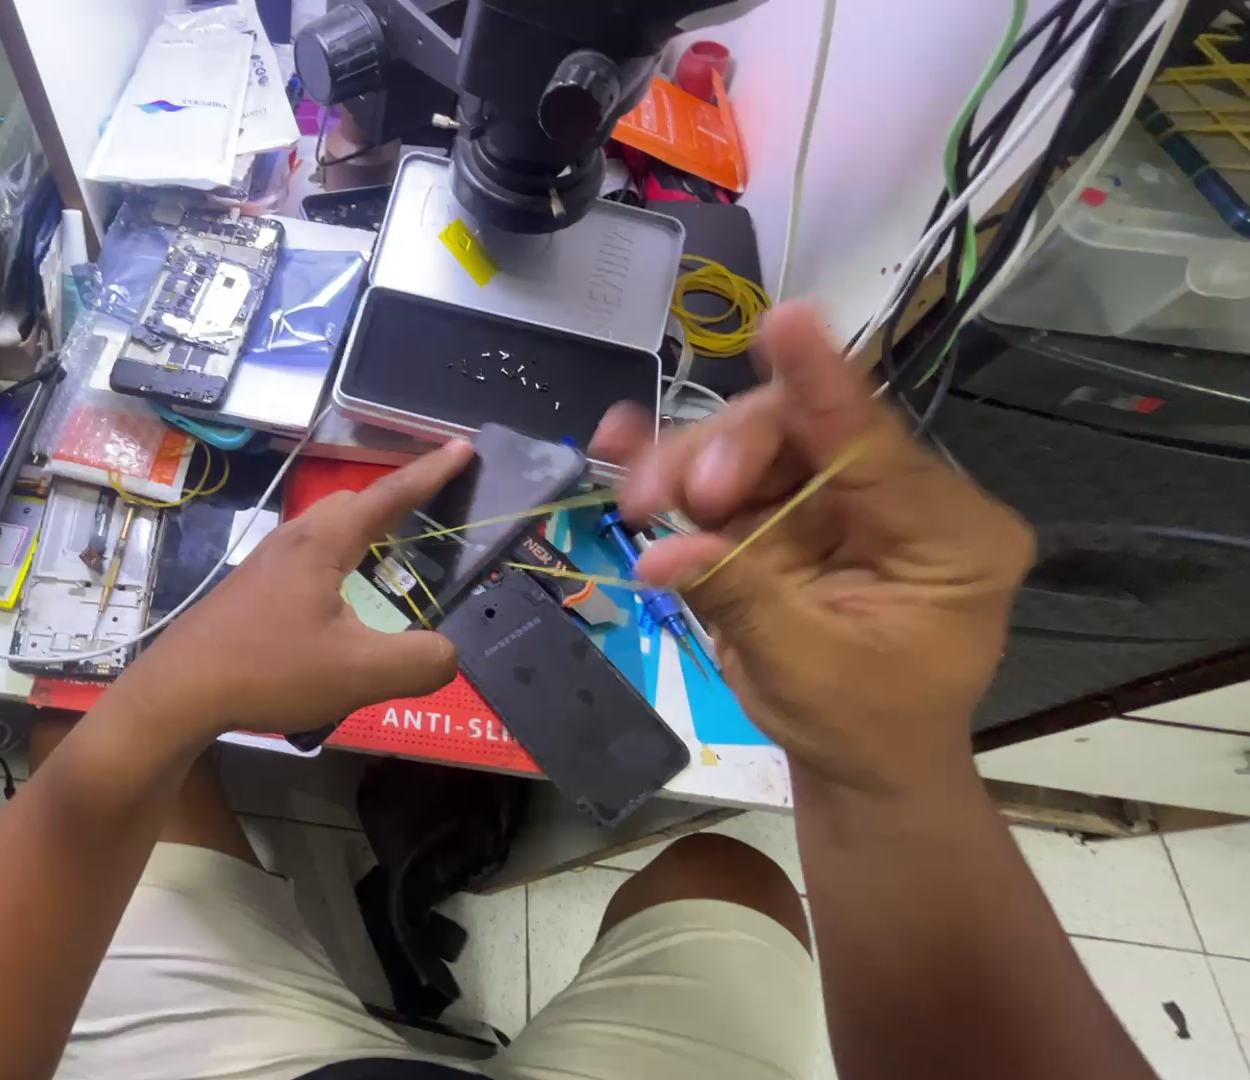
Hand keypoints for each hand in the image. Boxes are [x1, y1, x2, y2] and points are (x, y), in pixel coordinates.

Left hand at [112, 441, 471, 740]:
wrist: (178, 691)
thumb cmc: (269, 670)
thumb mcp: (359, 673)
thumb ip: (420, 662)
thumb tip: (447, 653)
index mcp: (322, 544)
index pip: (388, 496)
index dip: (430, 473)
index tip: (462, 447)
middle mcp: (292, 541)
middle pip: (351, 506)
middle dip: (394, 504)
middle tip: (428, 522)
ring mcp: (264, 564)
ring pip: (324, 535)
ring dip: (361, 540)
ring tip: (387, 571)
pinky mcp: (249, 590)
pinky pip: (305, 562)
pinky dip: (336, 569)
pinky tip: (336, 613)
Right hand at [591, 305, 1034, 796]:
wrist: (852, 757)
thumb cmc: (859, 721)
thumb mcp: (808, 665)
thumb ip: (738, 595)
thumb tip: (659, 552)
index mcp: (942, 534)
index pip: (874, 445)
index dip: (821, 384)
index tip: (786, 321)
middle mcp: (885, 502)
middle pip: (795, 435)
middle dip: (720, 455)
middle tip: (665, 501)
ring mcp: (823, 505)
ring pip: (743, 450)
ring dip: (680, 467)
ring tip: (638, 503)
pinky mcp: (773, 518)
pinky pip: (715, 480)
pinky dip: (668, 466)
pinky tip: (622, 442)